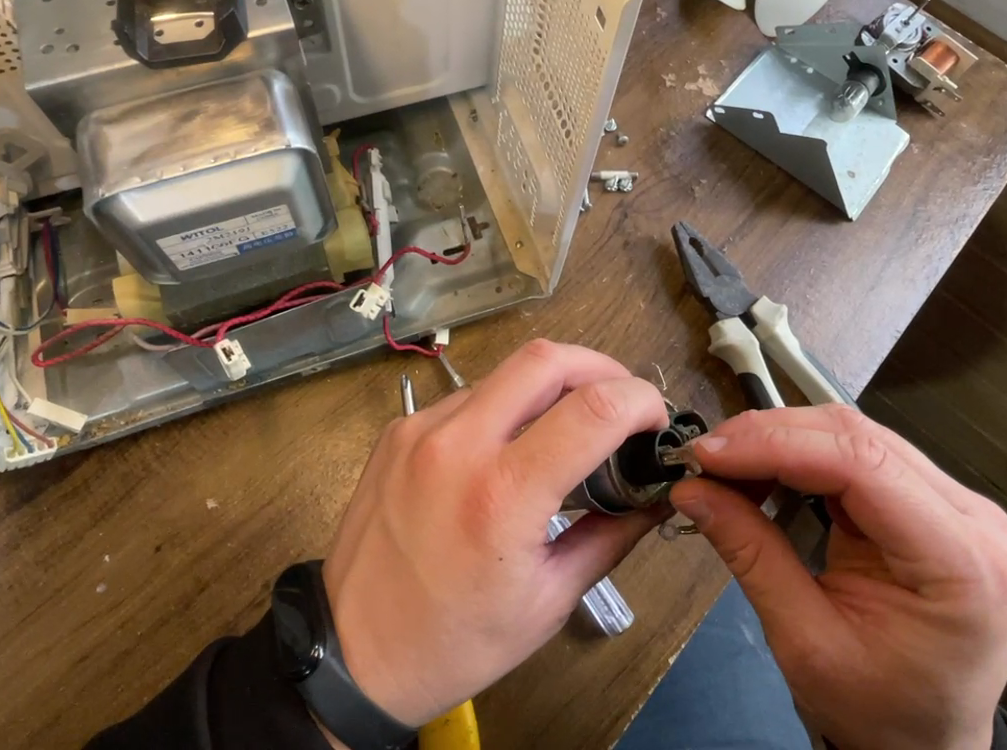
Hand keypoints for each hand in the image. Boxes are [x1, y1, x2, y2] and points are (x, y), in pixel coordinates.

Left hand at [321, 340, 671, 726]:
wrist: (350, 650)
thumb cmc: (457, 640)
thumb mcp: (549, 601)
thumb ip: (611, 535)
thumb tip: (656, 494)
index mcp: (502, 496)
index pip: (592, 408)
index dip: (640, 401)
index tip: (655, 420)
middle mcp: (458, 444)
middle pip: (544, 358)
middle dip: (599, 366)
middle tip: (622, 399)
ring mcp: (420, 428)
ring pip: (504, 372)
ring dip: (551, 385)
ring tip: (570, 425)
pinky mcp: (398, 429)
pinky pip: (468, 396)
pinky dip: (505, 406)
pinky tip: (512, 445)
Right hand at [669, 405, 1006, 749]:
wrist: (930, 746)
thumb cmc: (879, 710)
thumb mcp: (806, 644)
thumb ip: (752, 556)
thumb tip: (691, 489)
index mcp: (958, 561)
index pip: (862, 466)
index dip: (777, 446)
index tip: (707, 453)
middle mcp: (969, 517)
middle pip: (858, 439)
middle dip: (770, 436)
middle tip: (704, 457)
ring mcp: (953, 503)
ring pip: (854, 435)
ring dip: (780, 439)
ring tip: (724, 463)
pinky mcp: (929, 500)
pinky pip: (856, 454)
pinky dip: (798, 455)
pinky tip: (760, 470)